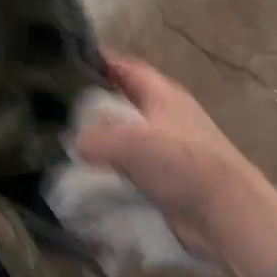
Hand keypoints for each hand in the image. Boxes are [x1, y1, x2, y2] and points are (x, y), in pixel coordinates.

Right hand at [76, 49, 276, 276]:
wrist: (225, 215)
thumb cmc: (184, 165)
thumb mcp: (132, 142)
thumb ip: (95, 137)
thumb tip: (73, 143)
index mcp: (163, 95)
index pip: (127, 67)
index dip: (99, 61)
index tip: (64, 62)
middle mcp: (164, 117)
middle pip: (121, 101)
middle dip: (90, 103)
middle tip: (51, 106)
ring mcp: (164, 149)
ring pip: (121, 136)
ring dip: (96, 140)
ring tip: (58, 141)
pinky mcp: (162, 179)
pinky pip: (125, 167)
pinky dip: (105, 169)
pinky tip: (80, 176)